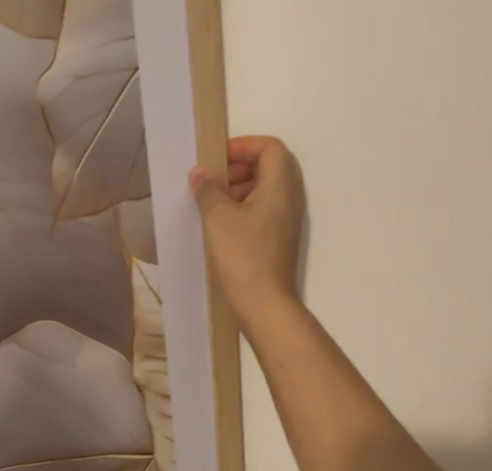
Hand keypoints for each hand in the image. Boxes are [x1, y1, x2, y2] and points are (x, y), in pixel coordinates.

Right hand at [190, 135, 305, 324]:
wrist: (263, 304)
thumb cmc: (242, 256)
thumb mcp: (218, 219)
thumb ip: (209, 191)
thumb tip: (201, 174)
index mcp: (281, 185)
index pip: (269, 147)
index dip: (243, 146)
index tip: (216, 159)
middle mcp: (290, 198)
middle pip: (270, 166)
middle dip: (240, 167)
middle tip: (213, 181)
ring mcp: (287, 220)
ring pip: (267, 190)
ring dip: (240, 189)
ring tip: (213, 205)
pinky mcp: (279, 240)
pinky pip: (265, 211)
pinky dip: (245, 209)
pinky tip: (222, 227)